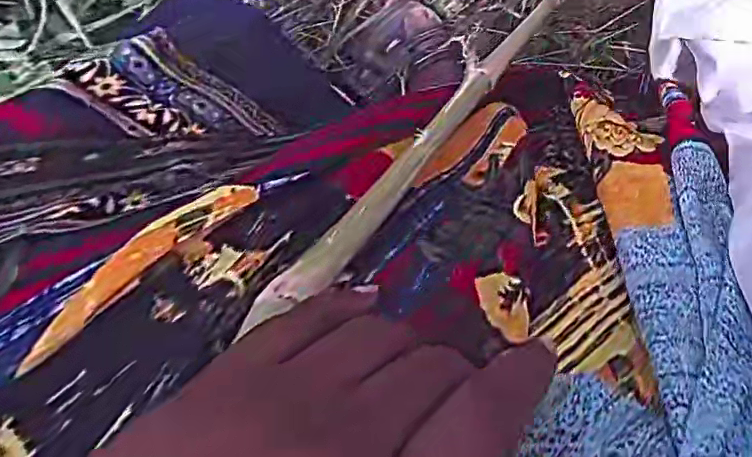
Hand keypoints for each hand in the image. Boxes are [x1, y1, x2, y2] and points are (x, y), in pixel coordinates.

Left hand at [99, 290, 554, 456]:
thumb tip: (466, 438)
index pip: (477, 425)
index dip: (517, 383)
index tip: (533, 360)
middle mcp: (336, 446)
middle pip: (432, 370)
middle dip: (459, 371)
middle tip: (462, 384)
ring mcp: (272, 410)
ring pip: (379, 336)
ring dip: (407, 344)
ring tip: (409, 363)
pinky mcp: (217, 387)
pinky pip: (309, 318)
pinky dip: (347, 309)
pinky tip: (364, 310)